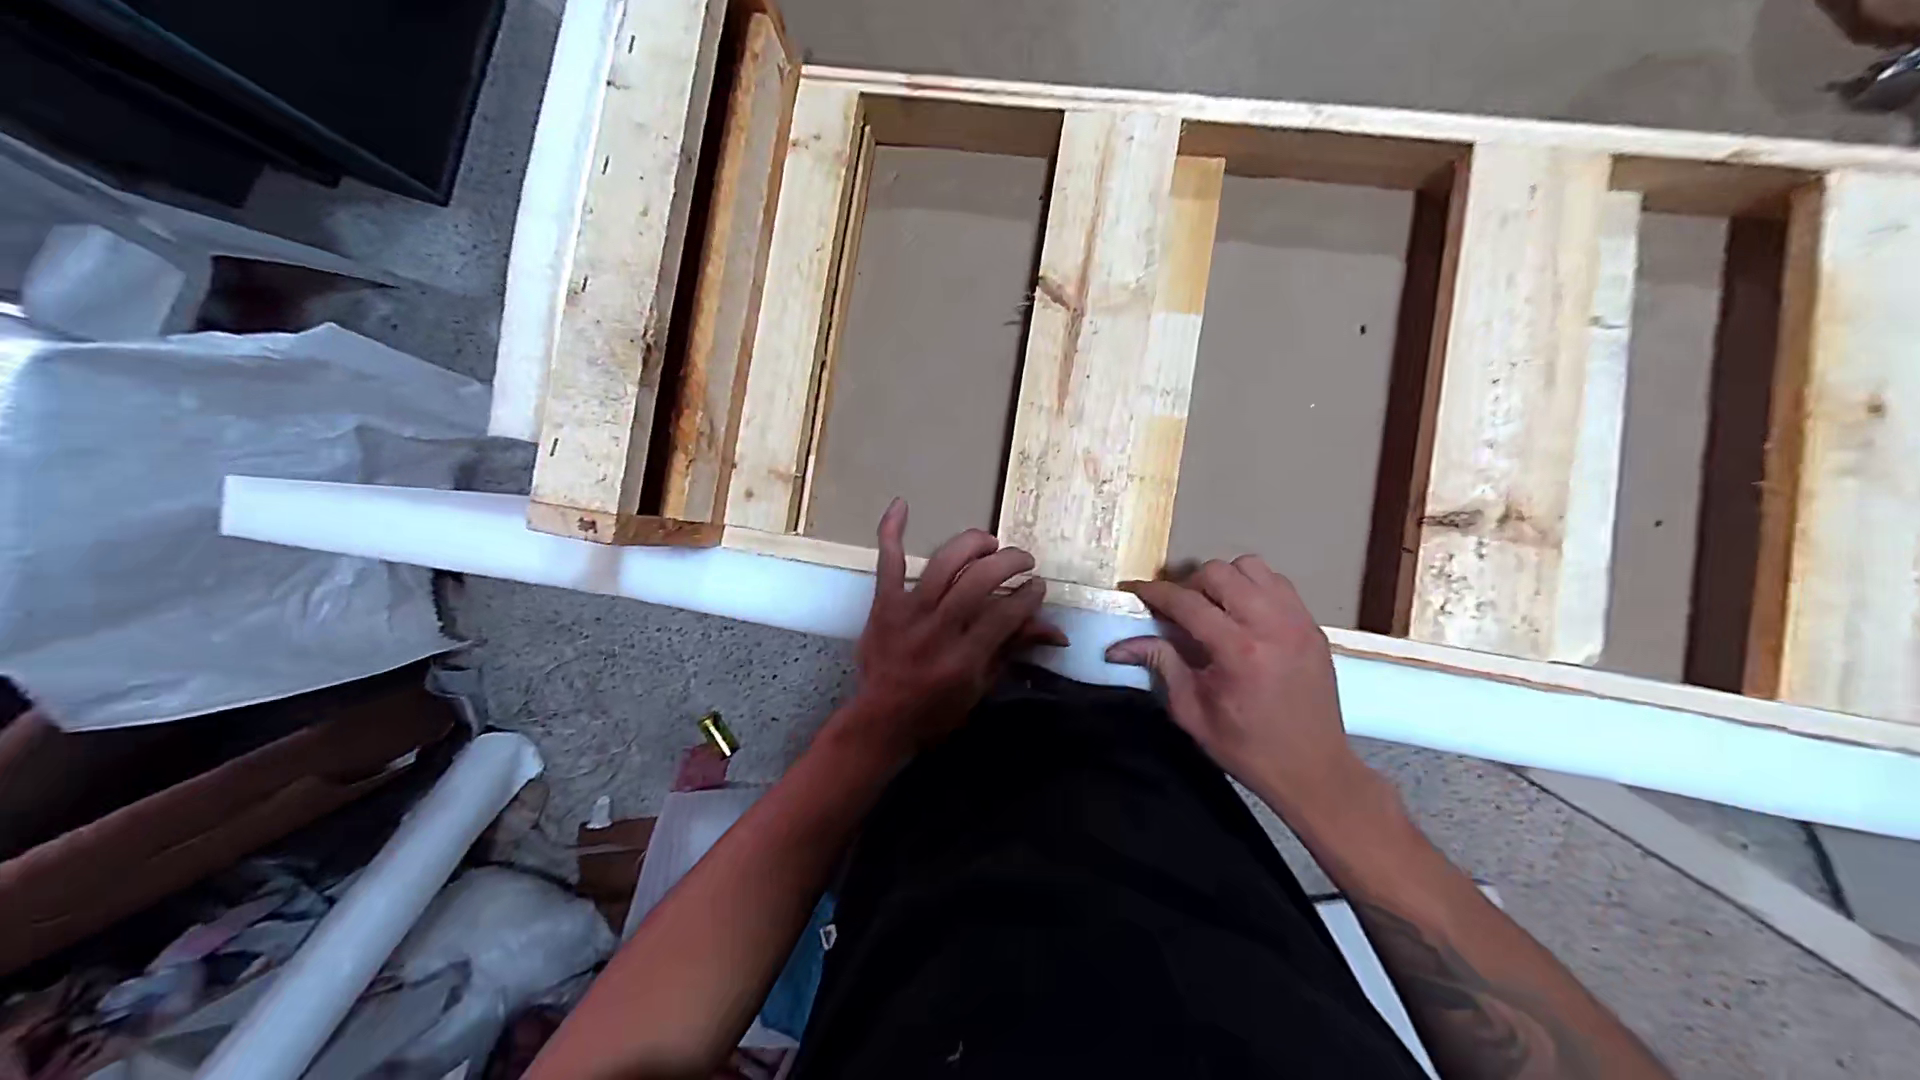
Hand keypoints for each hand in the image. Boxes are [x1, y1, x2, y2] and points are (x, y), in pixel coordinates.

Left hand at [834, 499, 1065, 757]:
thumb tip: (1055, 629)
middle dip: (1010, 562)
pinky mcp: (884, 603)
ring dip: (973, 545)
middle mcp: (937, 630)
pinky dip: (892, 531)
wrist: (880, 720)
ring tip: (990, 543)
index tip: (1038, 586)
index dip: (1029, 594)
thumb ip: (1013, 650)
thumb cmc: (936, 710)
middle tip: (1024, 561)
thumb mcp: (981, 687)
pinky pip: (888, 561)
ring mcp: (908, 612)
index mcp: (964, 658)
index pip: (1005, 613)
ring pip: (944, 564)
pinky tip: (901, 504)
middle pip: (979, 580)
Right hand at [1106, 557, 1365, 815]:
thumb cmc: (1247, 747)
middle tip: (1179, 610)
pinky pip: (1277, 583)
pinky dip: (1253, 588)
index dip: (1155, 593)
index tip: (1135, 591)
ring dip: (1225, 580)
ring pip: (1251, 567)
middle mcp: (1271, 626)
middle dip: (1190, 584)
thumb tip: (1119, 646)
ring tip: (1213, 608)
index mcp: (1238, 651)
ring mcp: (1298, 621)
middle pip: (1219, 572)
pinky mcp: (1313, 626)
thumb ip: (1160, 664)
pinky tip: (1242, 614)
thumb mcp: (1191, 711)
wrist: (1313, 770)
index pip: (1187, 602)